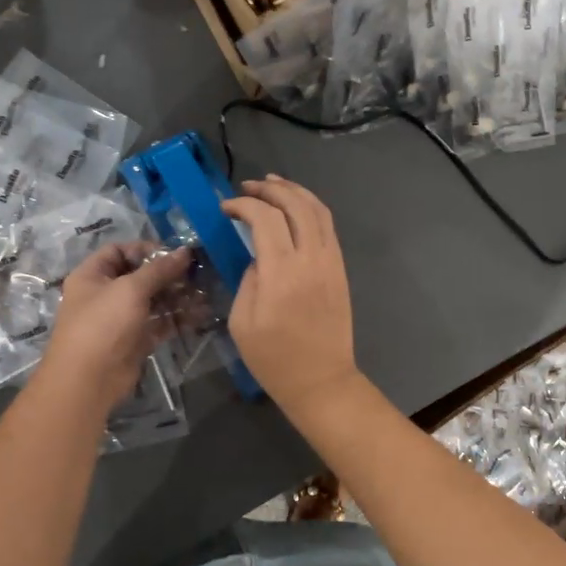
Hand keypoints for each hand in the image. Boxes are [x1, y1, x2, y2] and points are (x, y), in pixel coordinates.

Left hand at [38, 243, 191, 406]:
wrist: (88, 380)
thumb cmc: (103, 325)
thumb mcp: (130, 289)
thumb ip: (159, 269)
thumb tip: (185, 251)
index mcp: (92, 276)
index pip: (119, 251)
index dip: (146, 249)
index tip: (174, 254)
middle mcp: (105, 294)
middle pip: (141, 277)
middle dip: (169, 275)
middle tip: (197, 274)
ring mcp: (121, 319)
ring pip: (153, 301)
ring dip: (178, 296)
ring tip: (204, 294)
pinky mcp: (136, 340)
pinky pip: (160, 323)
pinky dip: (178, 318)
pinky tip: (201, 314)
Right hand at [223, 175, 360, 414]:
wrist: (321, 380)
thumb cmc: (274, 358)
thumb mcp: (242, 322)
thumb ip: (248, 280)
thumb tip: (258, 257)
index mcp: (282, 273)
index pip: (265, 218)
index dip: (243, 206)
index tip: (225, 209)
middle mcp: (311, 259)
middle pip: (295, 205)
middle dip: (270, 190)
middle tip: (247, 187)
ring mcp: (331, 262)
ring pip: (318, 211)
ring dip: (295, 192)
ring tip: (273, 185)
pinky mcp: (340, 270)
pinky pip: (328, 228)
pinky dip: (311, 209)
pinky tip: (296, 208)